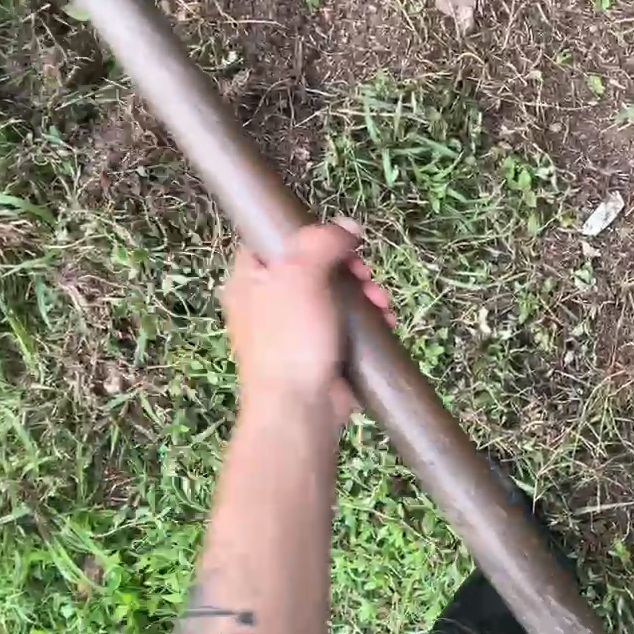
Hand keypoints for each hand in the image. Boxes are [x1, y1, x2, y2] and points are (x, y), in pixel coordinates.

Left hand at [220, 219, 392, 426]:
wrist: (299, 406)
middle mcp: (268, 303)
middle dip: (348, 268)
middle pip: (314, 268)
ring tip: (381, 303)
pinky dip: (367, 320)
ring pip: (336, 297)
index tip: (338, 240)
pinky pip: (347, 326)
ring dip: (364, 294)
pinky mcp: (321, 353)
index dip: (308, 235)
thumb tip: (349, 227)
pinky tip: (384, 322)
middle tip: (365, 275)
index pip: (273, 242)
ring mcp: (296, 331)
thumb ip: (322, 242)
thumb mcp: (300, 275)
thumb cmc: (290, 339)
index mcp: (249, 281)